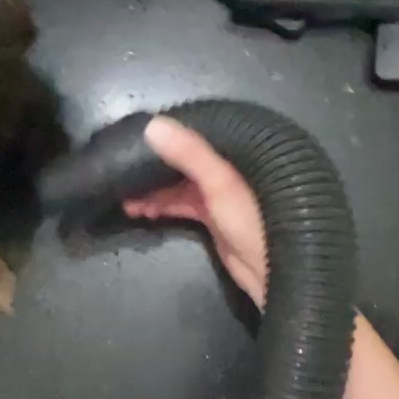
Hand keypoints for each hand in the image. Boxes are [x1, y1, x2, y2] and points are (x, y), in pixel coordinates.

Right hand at [122, 117, 266, 306]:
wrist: (276, 273)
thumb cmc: (253, 221)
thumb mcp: (220, 183)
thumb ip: (189, 154)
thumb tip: (153, 125)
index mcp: (237, 152)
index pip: (197, 133)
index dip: (169, 133)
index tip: (137, 135)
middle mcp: (229, 169)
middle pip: (185, 160)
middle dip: (155, 167)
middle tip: (123, 172)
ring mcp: (222, 194)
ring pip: (180, 185)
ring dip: (154, 190)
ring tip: (126, 199)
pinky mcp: (215, 218)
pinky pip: (182, 204)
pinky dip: (162, 206)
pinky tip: (142, 211)